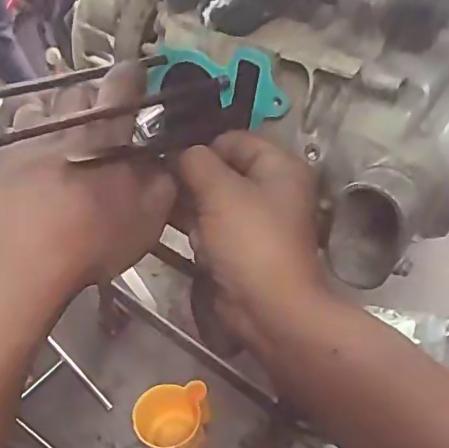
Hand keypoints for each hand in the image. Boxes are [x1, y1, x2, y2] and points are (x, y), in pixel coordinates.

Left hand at [0, 60, 177, 296]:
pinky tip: (20, 161)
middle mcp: (59, 122)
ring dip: (50, 115)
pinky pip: (3, 135)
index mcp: (104, 132)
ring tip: (57, 138)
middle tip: (99, 120)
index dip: (134, 78)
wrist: (12, 260)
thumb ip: (161, 184)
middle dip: (90, 97)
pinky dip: (16, 140)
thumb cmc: (90, 240)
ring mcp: (16, 136)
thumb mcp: (146, 220)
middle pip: (76, 91)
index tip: (138, 78)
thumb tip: (163, 163)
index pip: (123, 86)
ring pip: (37, 107)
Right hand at [175, 132, 332, 348]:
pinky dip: (200, 237)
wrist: (267, 308)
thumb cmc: (250, 241)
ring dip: (194, 213)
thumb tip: (181, 152)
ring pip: (213, 204)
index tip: (171, 159)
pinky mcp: (242, 252)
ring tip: (181, 221)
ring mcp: (257, 225)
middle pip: (222, 173)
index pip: (235, 139)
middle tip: (168, 190)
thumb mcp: (220, 189)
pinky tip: (192, 245)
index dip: (203, 146)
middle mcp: (272, 192)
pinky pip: (213, 233)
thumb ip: (196, 161)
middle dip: (194, 182)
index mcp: (280, 168)